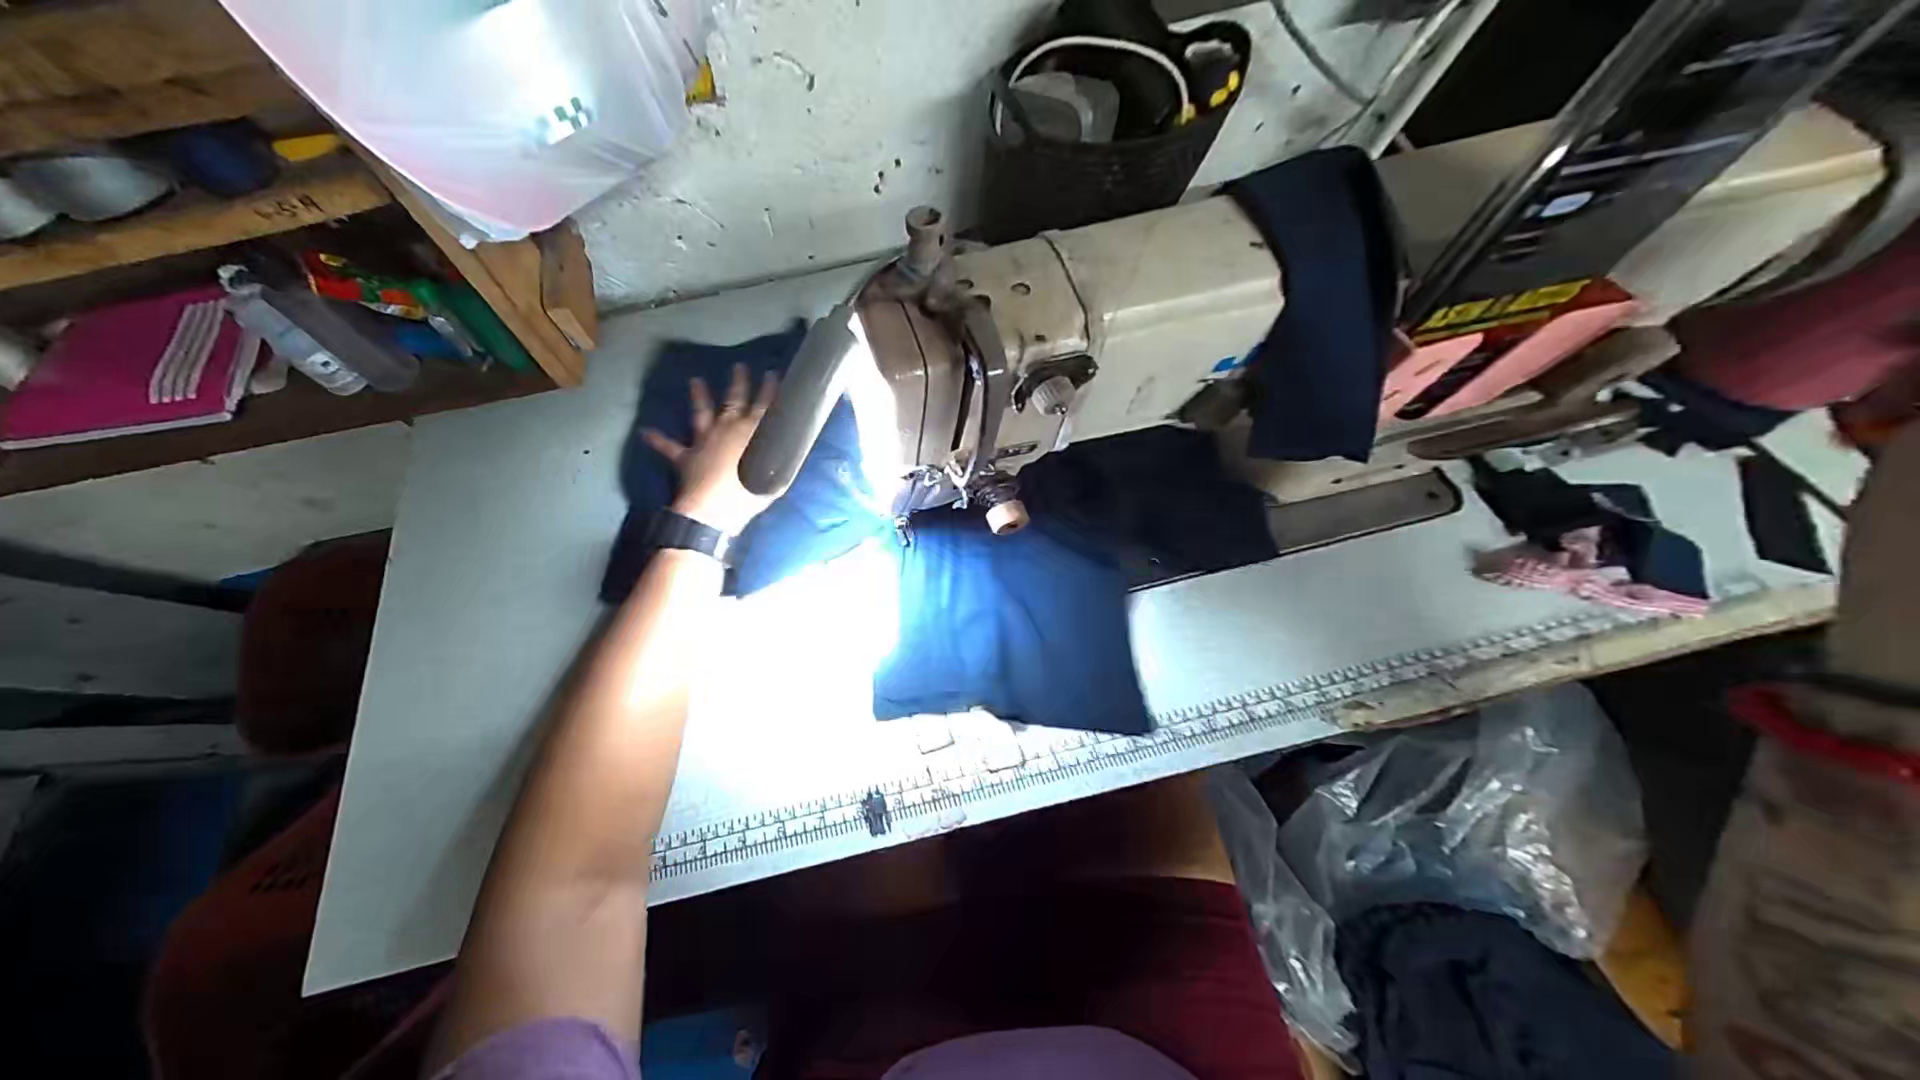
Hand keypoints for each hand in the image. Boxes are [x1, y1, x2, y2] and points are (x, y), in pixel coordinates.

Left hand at [642, 363, 780, 535]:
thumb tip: (787, 447)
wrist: (717, 507)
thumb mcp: (777, 476)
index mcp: (754, 431)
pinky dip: (657, 439)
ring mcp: (705, 440)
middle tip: (738, 366)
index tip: (771, 373)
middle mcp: (729, 428)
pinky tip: (645, 432)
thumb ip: (780, 457)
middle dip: (738, 382)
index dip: (770, 388)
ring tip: (695, 380)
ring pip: (702, 413)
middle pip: (735, 400)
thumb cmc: (751, 493)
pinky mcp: (686, 457)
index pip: (765, 404)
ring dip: (698, 396)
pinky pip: (669, 447)